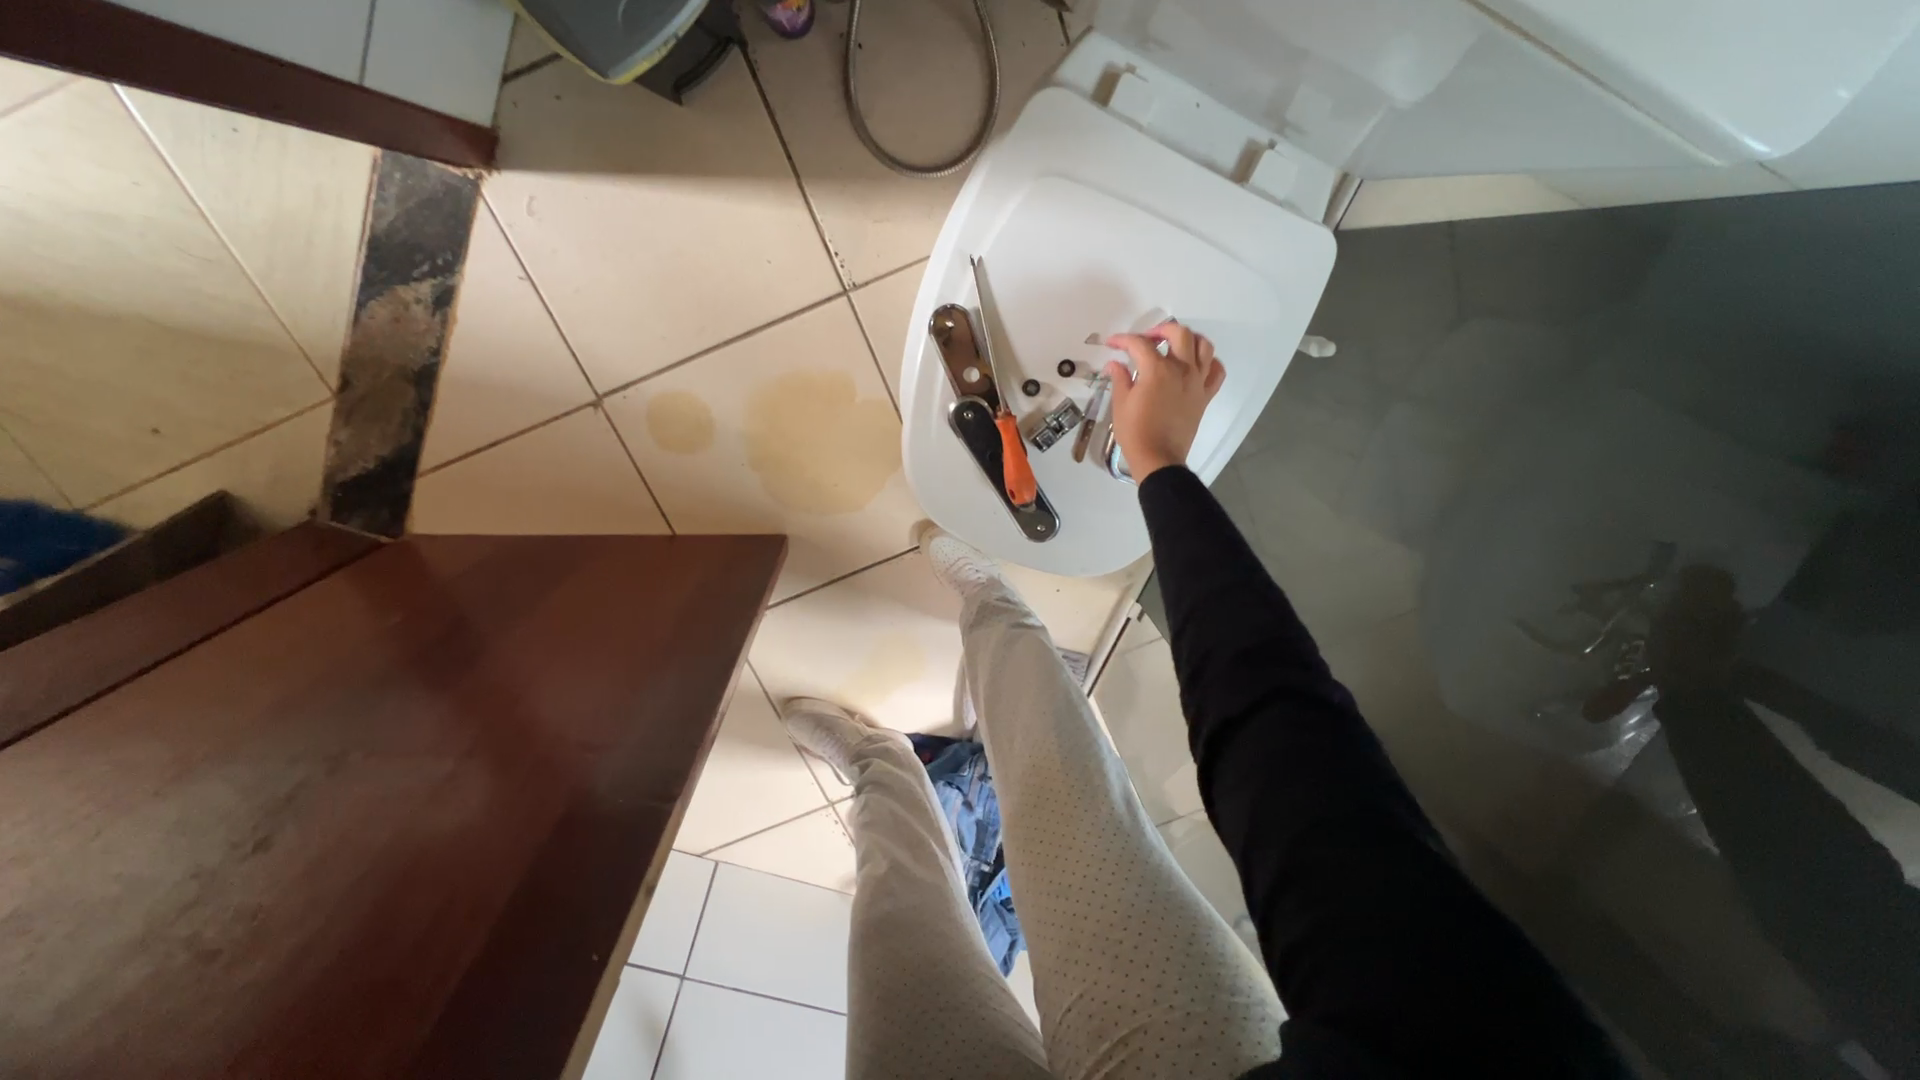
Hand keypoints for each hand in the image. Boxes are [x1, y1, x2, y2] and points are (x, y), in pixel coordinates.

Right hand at [1103, 321, 1224, 480]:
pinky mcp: (1205, 396)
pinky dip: (1210, 362)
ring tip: (1176, 345)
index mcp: (1157, 370)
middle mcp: (1181, 369)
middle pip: (1179, 333)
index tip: (1113, 344)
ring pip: (1204, 346)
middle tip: (1147, 339)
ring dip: (1189, 339)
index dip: (1123, 340)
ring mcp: (1197, 382)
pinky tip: (1197, 365)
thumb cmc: (1135, 432)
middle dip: (1161, 329)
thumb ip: (1120, 378)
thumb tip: (1115, 364)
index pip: (1139, 344)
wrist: (1158, 457)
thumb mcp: (1120, 404)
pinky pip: (1216, 372)